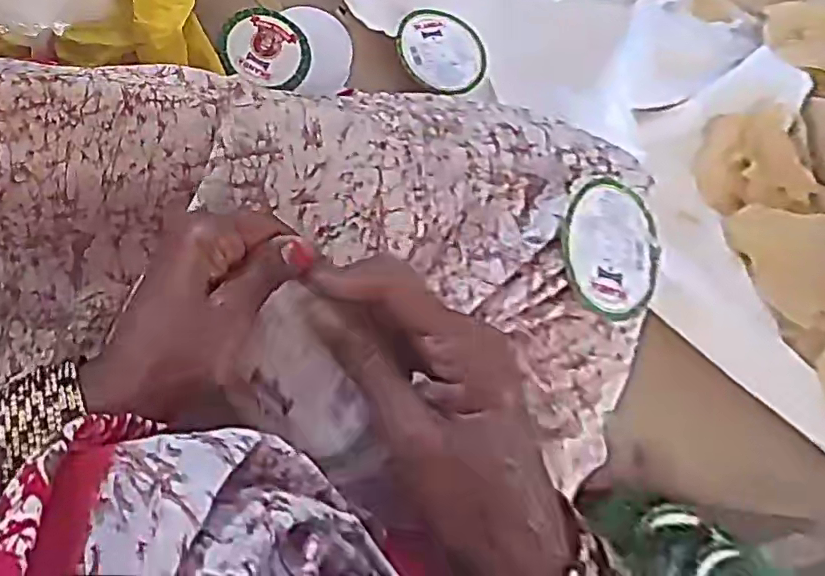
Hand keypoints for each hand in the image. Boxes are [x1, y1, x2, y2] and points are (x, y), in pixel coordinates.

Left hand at [81, 210, 315, 422]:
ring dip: (259, 273)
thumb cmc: (180, 357)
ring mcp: (180, 246)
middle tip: (299, 298)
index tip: (317, 282)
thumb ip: (267, 273)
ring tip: (277, 307)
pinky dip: (239, 281)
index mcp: (202, 229)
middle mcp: (189, 226)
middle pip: (250, 232)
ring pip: (238, 249)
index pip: (265, 222)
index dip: (295, 249)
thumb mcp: (233, 315)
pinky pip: (221, 263)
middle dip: (276, 260)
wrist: (126, 394)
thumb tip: (302, 245)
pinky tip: (249, 308)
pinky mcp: (177, 268)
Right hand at [307, 257, 575, 575]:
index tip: (301, 277)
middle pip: (400, 289)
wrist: (524, 557)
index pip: (397, 287)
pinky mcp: (460, 365)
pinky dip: (375, 332)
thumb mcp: (409, 436)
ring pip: (401, 308)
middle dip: (349, 288)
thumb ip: (366, 365)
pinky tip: (346, 341)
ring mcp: (469, 348)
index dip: (345, 277)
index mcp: (469, 345)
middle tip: (301, 293)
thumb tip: (320, 310)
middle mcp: (473, 333)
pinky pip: (409, 332)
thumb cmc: (472, 505)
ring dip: (358, 309)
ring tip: (313, 313)